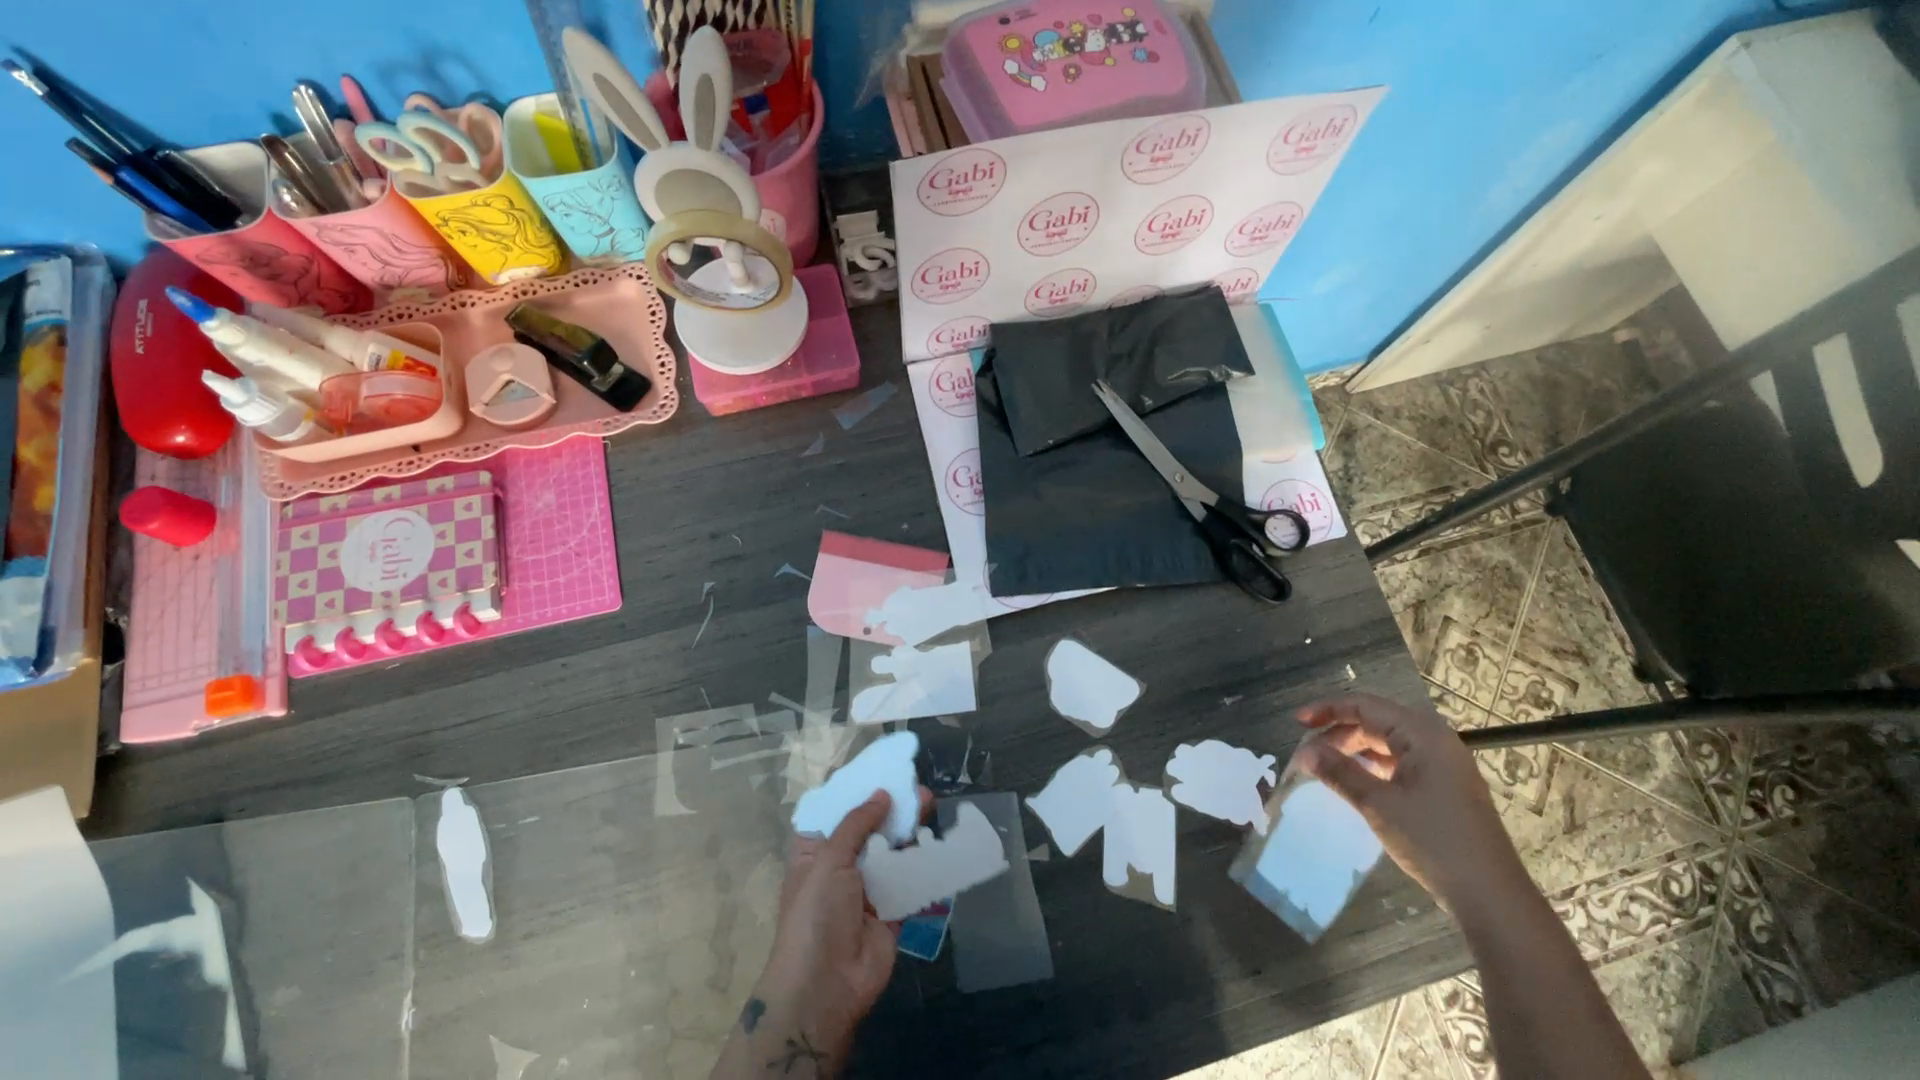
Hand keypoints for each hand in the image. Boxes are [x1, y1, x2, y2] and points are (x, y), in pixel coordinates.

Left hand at [752, 788, 932, 1061]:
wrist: (827, 984)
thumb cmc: (816, 914)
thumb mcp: (828, 860)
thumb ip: (857, 824)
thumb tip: (882, 795)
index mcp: (815, 853)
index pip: (835, 813)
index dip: (856, 792)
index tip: (882, 769)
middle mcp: (841, 867)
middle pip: (869, 829)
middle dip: (891, 808)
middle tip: (917, 787)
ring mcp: (868, 890)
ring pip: (893, 852)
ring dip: (911, 830)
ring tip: (932, 805)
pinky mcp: (893, 911)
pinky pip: (911, 881)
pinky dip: (925, 862)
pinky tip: (942, 841)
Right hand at [1295, 694, 1528, 910]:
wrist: (1489, 892)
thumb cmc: (1432, 840)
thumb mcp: (1378, 804)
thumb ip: (1339, 772)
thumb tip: (1304, 752)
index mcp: (1422, 734)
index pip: (1366, 706)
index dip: (1328, 709)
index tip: (1297, 723)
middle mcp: (1435, 740)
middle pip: (1377, 722)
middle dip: (1338, 733)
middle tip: (1307, 755)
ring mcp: (1443, 764)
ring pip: (1388, 743)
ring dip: (1354, 751)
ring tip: (1324, 768)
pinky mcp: (1444, 786)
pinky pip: (1401, 763)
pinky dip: (1373, 766)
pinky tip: (1355, 782)